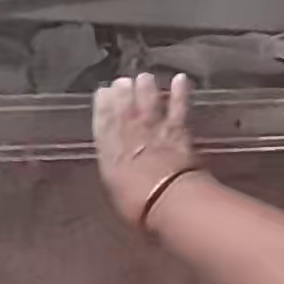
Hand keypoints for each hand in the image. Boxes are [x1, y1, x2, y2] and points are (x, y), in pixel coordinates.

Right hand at [92, 72, 200, 224]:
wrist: (167, 199)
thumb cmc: (137, 205)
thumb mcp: (115, 189)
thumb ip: (116, 171)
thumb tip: (119, 168)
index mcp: (109, 153)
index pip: (103, 124)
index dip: (102, 107)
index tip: (102, 92)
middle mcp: (130, 136)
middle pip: (124, 108)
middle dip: (122, 93)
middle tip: (122, 80)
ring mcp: (155, 130)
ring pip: (148, 104)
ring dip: (146, 89)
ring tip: (144, 77)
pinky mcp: (178, 131)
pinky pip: (179, 107)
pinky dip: (180, 93)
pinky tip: (181, 79)